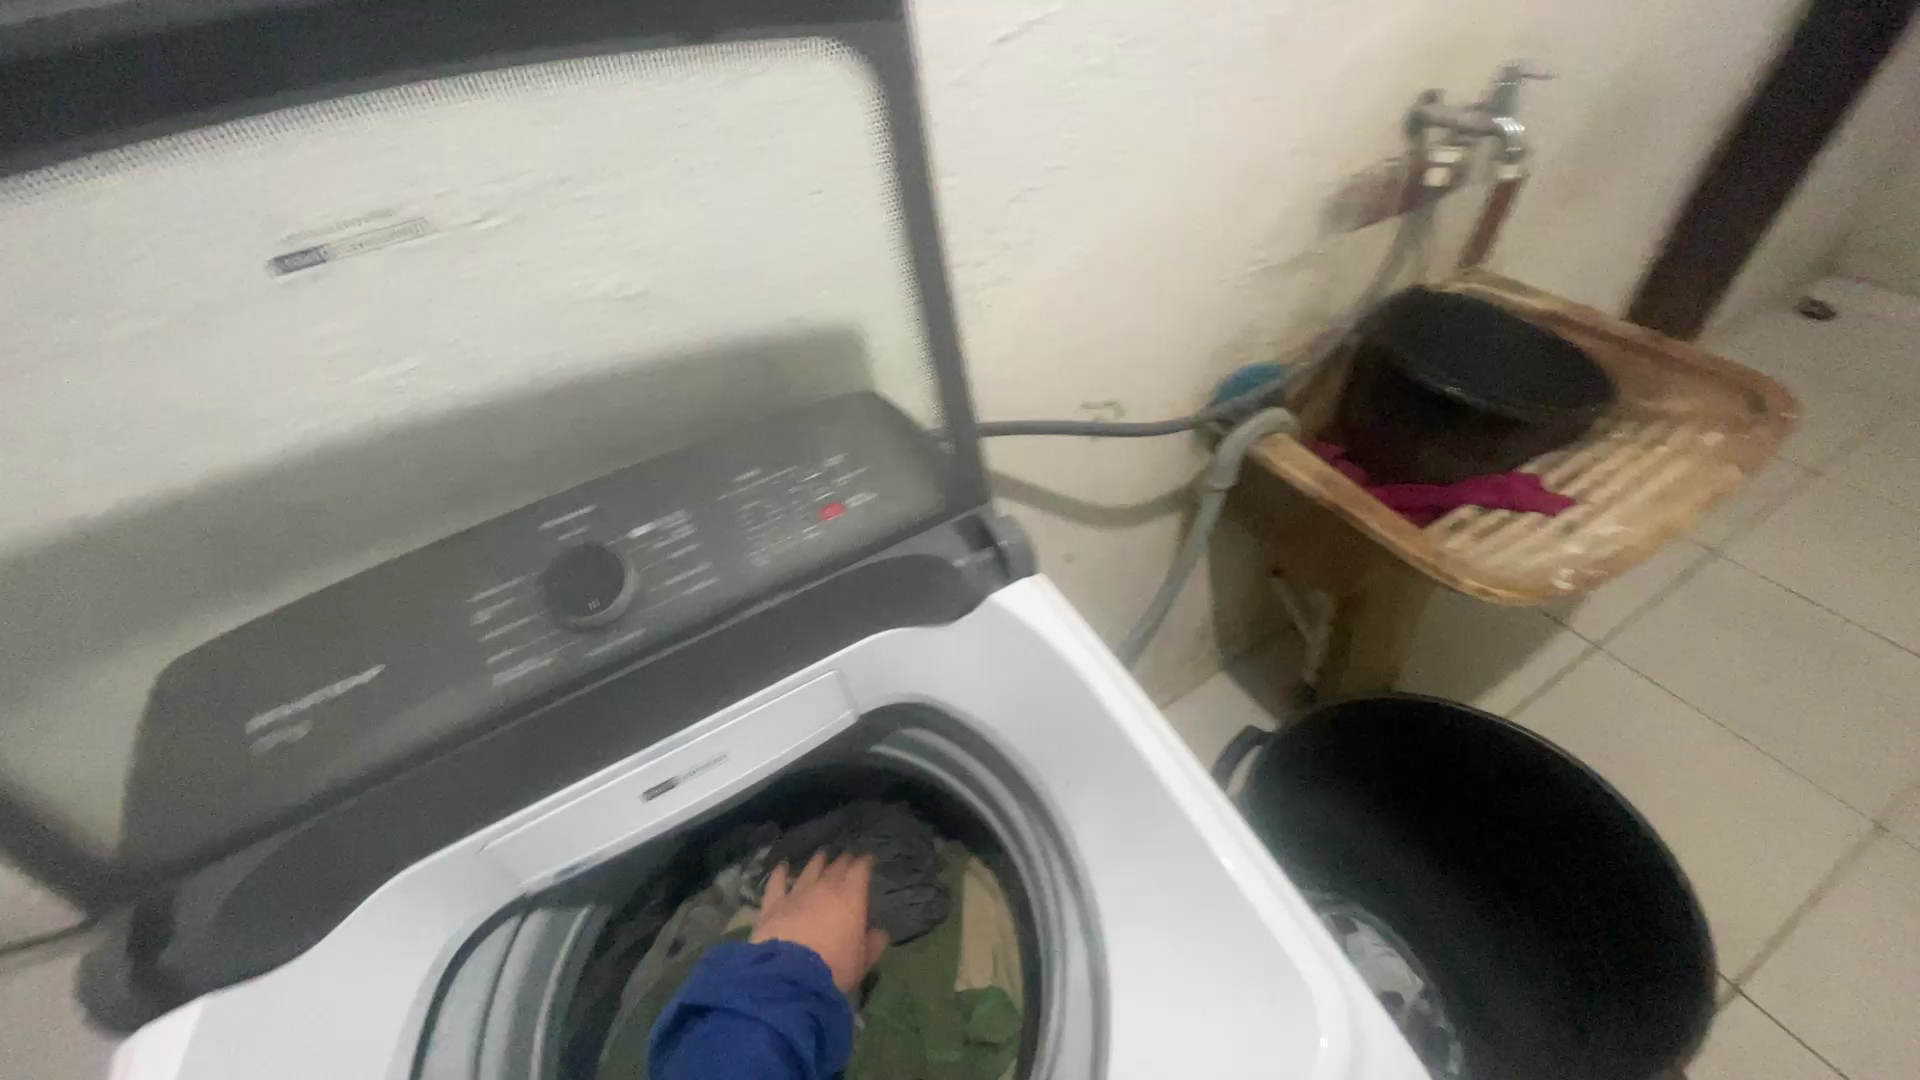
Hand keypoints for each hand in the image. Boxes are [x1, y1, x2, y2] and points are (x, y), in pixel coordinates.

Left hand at [751, 852, 889, 992]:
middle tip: (848, 856)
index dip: (865, 862)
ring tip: (822, 854)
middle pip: (836, 867)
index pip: (861, 870)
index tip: (868, 858)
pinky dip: (780, 872)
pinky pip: (777, 883)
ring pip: (809, 870)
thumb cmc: (834, 969)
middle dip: (844, 860)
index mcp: (851, 898)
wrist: (789, 977)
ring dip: (817, 861)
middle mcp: (825, 888)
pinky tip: (782, 865)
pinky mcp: (774, 905)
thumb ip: (873, 944)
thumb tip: (879, 933)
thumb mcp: (862, 962)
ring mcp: (797, 894)